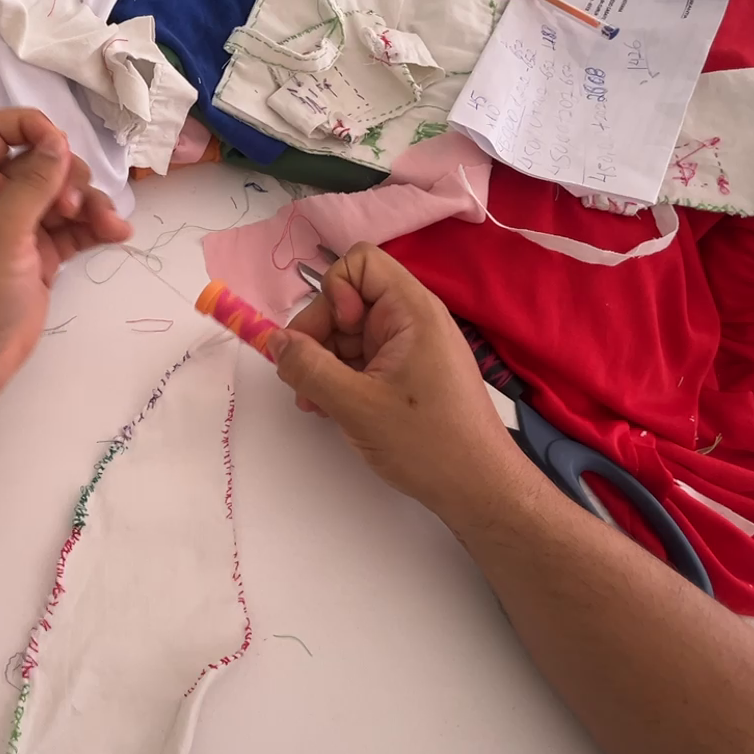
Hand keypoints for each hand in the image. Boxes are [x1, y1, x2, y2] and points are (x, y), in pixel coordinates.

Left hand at [0, 108, 132, 408]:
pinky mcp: (42, 259)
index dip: (28, 127)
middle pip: (41, 163)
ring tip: (109, 226)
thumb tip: (57, 139)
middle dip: (68, 176)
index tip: (59, 144)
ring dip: (90, 204)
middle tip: (70, 207)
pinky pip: (74, 231)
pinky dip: (96, 229)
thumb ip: (31, 183)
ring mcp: (20, 231)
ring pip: (64, 197)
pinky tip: (118, 235)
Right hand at [269, 243, 537, 522]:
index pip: (361, 262)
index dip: (337, 291)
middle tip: (305, 377)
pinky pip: (358, 357)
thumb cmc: (427, 443)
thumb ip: (308, 367)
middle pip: (345, 300)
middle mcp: (410, 320)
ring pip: (346, 332)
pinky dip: (337, 376)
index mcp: (411, 311)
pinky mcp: (403, 372)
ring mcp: (407, 347)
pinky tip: (328, 406)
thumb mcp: (356, 405)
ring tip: (313, 401)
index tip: (339, 334)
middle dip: (317, 334)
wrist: (479, 491)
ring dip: (321, 361)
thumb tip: (275, 341)